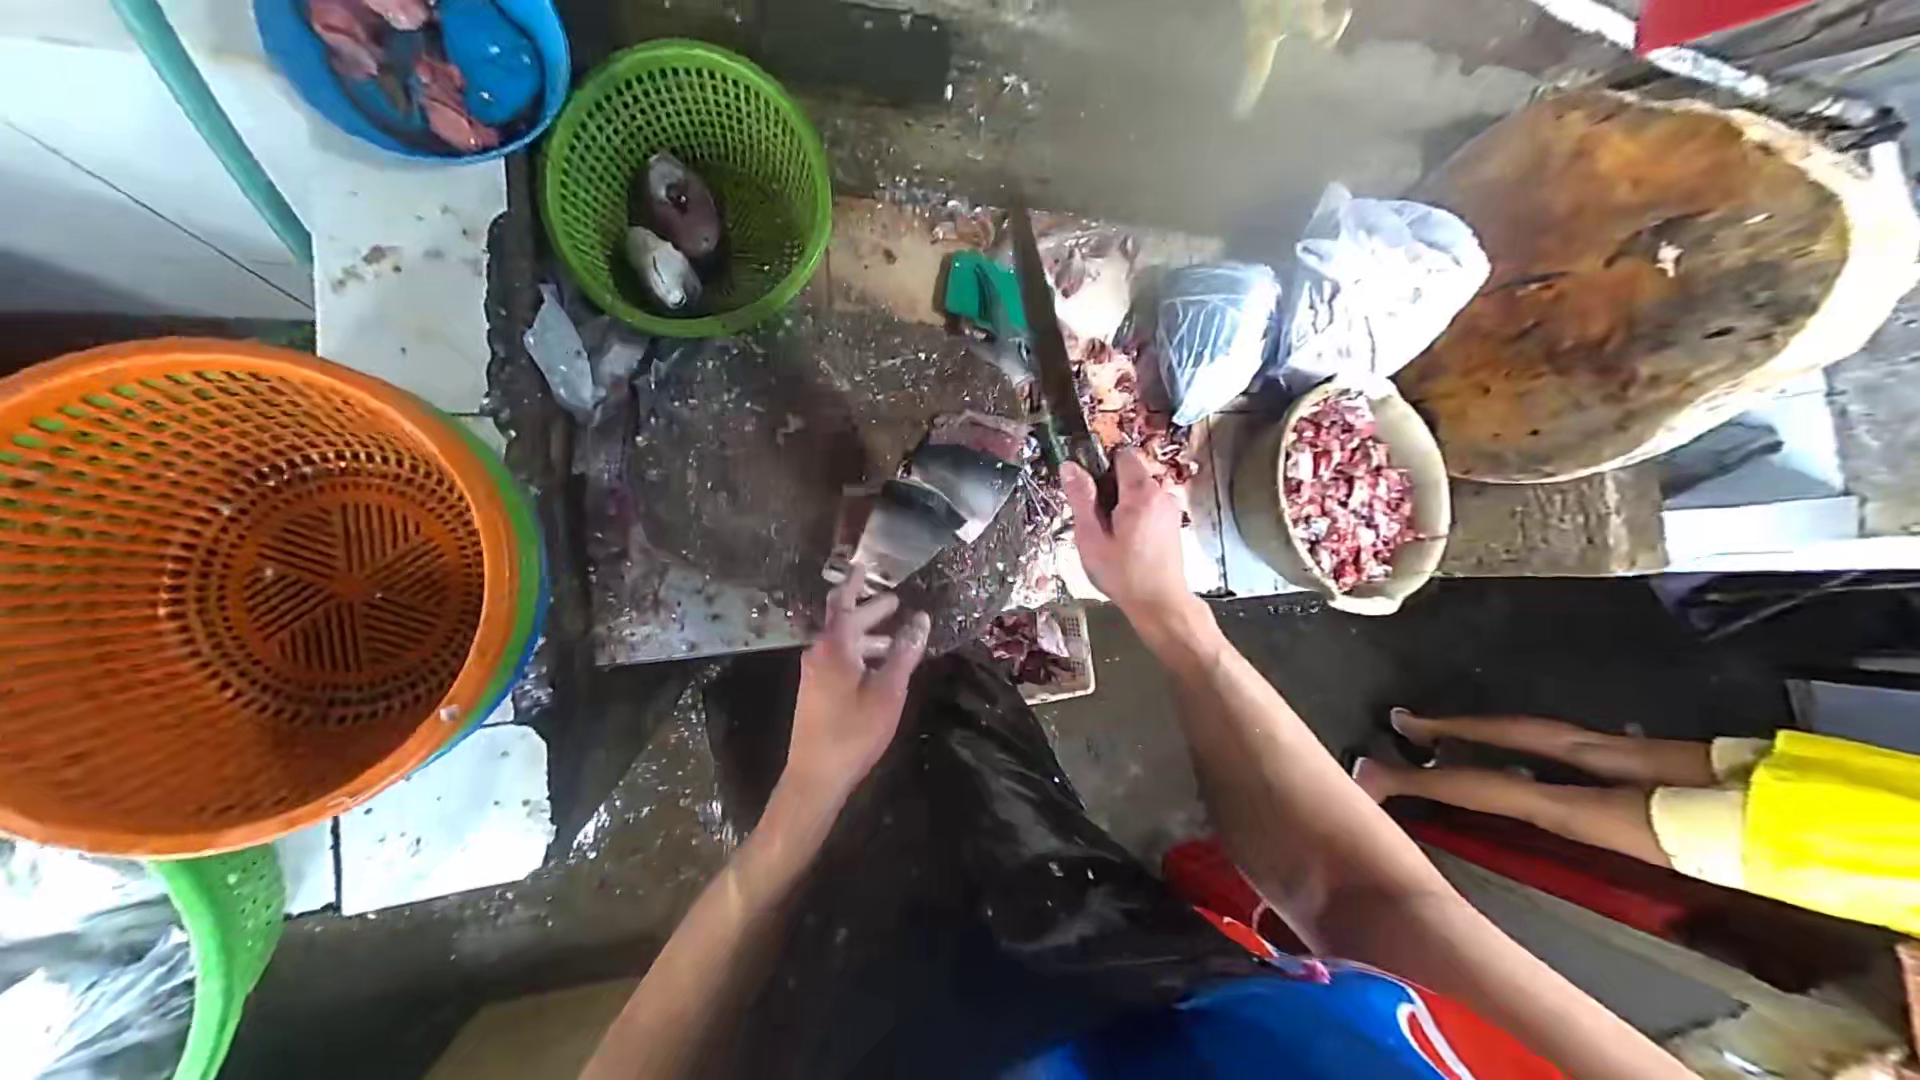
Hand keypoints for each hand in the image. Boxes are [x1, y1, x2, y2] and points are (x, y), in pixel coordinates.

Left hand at [784, 573, 930, 808]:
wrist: (815, 776)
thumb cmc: (853, 731)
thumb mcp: (888, 691)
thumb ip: (904, 653)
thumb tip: (920, 620)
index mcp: (834, 647)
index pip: (843, 603)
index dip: (854, 584)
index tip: (865, 566)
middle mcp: (819, 654)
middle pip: (844, 622)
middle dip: (870, 611)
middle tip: (896, 604)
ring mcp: (814, 674)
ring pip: (843, 643)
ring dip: (868, 635)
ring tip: (896, 637)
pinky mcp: (816, 691)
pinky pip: (839, 659)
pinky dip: (860, 653)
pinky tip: (880, 667)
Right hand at [1063, 447, 1199, 629]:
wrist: (1159, 603)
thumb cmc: (1123, 574)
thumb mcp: (1091, 536)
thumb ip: (1081, 498)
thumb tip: (1069, 466)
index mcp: (1141, 492)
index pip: (1122, 455)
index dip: (1101, 466)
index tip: (1088, 488)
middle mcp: (1161, 493)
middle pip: (1130, 472)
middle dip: (1110, 488)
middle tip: (1095, 519)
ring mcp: (1170, 508)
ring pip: (1139, 490)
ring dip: (1122, 503)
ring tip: (1110, 533)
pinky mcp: (1173, 522)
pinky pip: (1149, 505)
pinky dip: (1135, 514)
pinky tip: (1126, 540)